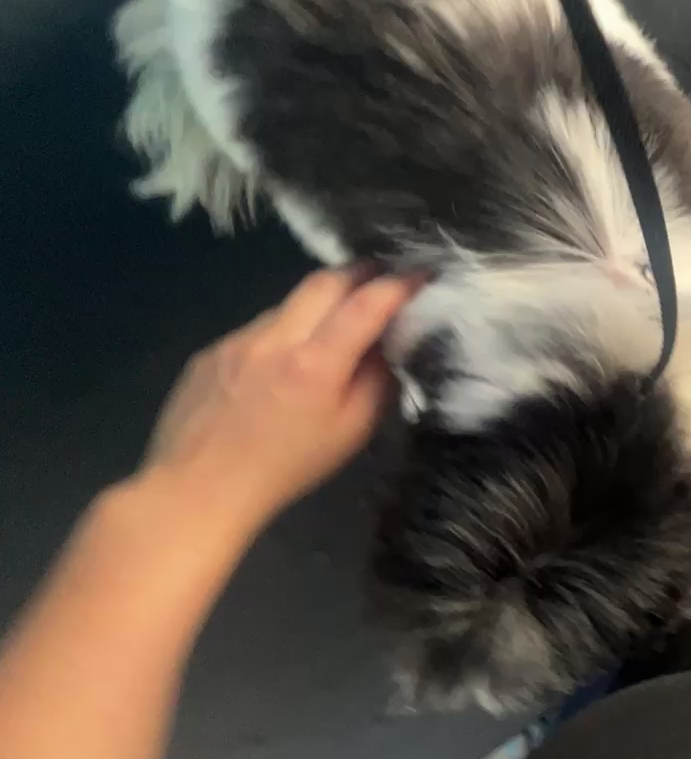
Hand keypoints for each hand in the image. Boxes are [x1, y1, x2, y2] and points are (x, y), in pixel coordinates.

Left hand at [135, 268, 416, 536]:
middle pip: (323, 282)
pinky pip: (262, 328)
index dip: (401, 284)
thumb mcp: (354, 428)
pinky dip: (290, 330)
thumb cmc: (290, 465)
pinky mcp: (212, 352)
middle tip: (389, 273)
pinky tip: (292, 360)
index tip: (425, 272)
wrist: (196, 487)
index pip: (367, 305)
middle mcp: (274, 339)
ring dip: (325, 302)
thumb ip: (376, 380)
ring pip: (291, 304)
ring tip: (344, 319)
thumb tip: (390, 344)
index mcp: (316, 362)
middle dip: (362, 271)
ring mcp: (236, 341)